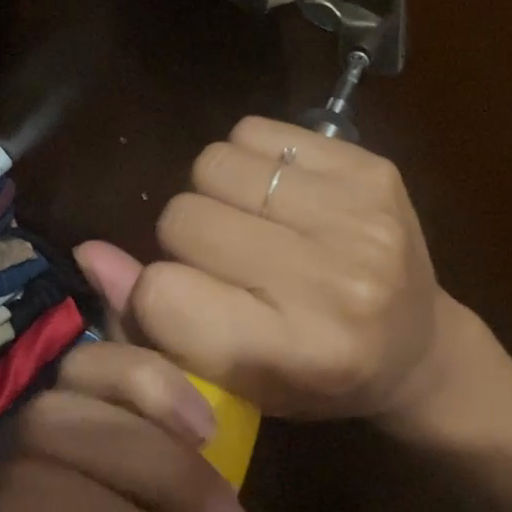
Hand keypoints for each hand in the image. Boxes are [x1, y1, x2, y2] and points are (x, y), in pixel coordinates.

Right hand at [77, 115, 451, 420]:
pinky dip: (250, 159)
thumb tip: (89, 251)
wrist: (423, 346)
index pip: (163, 294)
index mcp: (294, 353)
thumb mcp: (235, 379)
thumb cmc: (319, 380)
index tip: (187, 300)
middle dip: (187, 240)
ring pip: (214, 165)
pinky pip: (257, 131)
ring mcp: (359, 218)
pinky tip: (280, 195)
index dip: (157, 293)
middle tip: (227, 263)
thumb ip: (155, 323)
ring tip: (251, 224)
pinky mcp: (373, 169)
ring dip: (215, 193)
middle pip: (185, 219)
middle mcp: (332, 284)